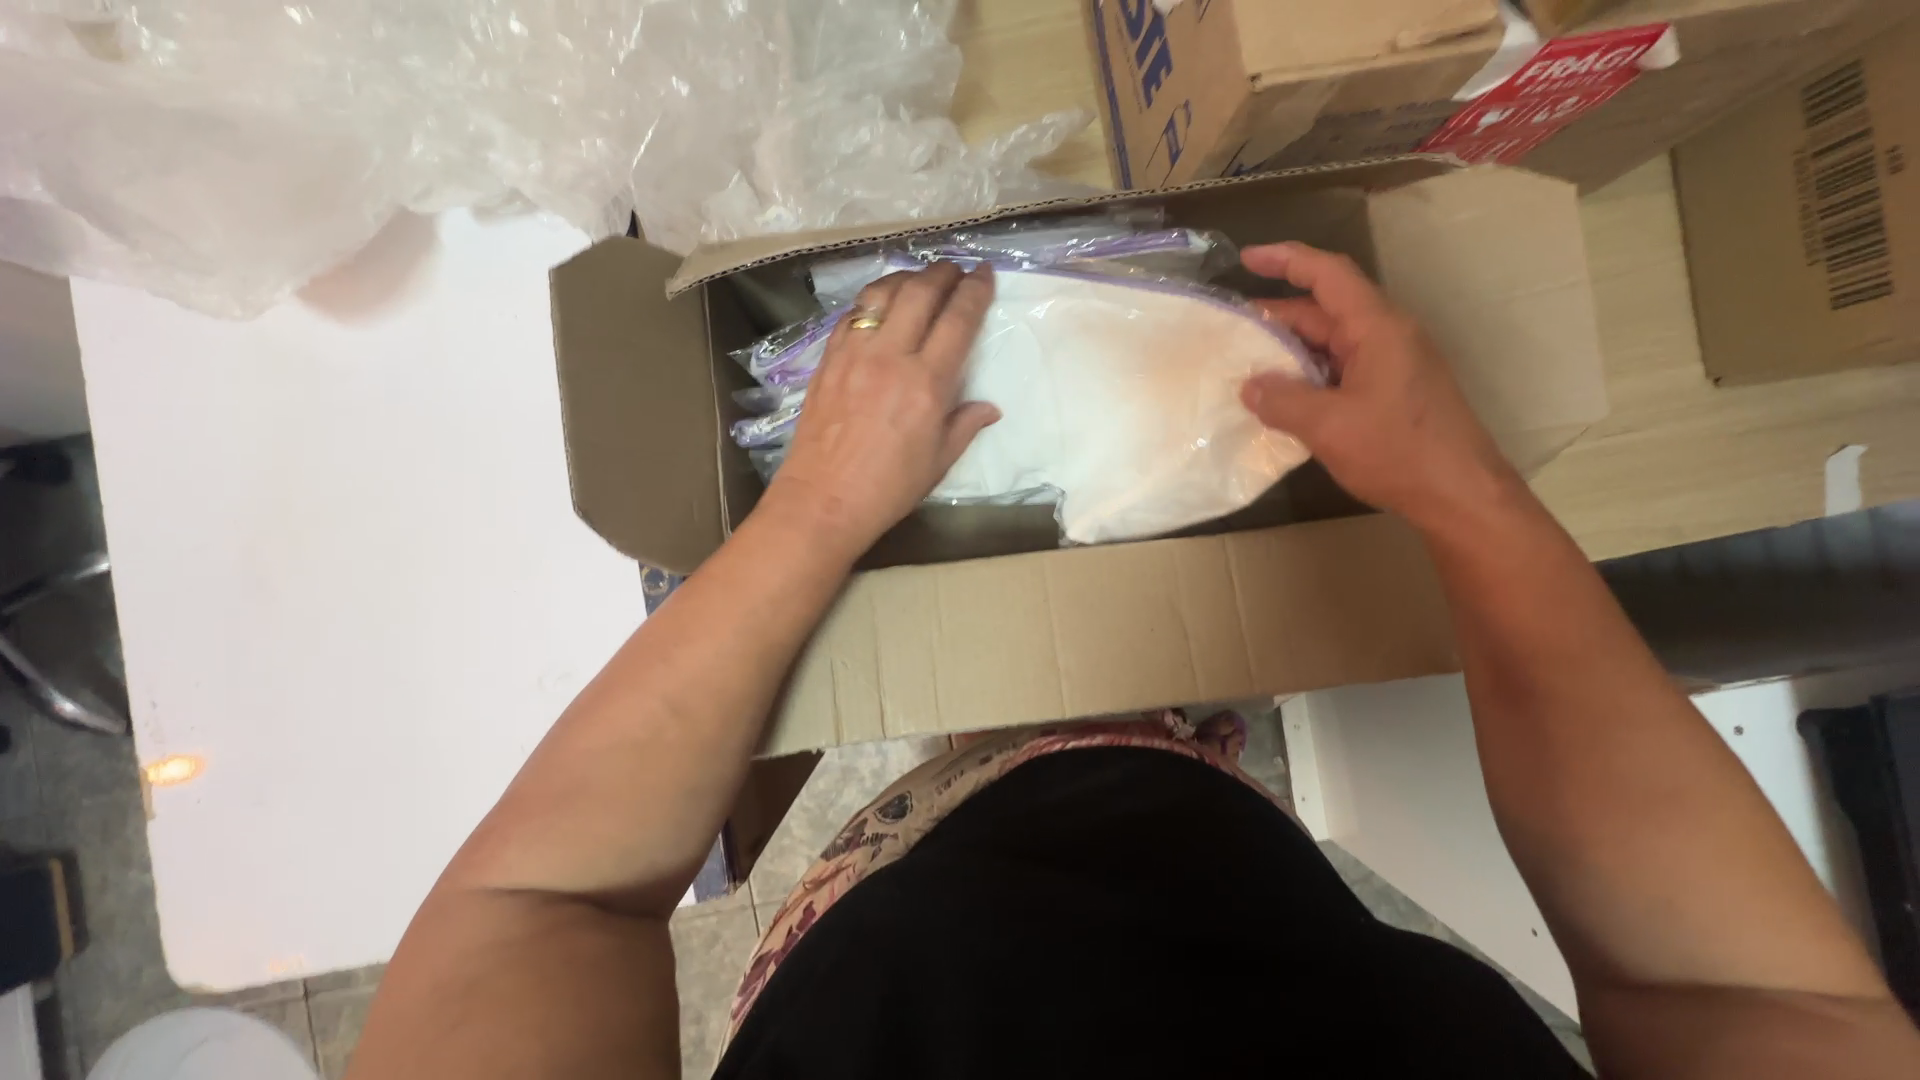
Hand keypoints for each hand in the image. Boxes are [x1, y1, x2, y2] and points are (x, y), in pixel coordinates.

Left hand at [758, 261, 1000, 559]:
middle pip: (920, 293)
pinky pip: (852, 315)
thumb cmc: (889, 488)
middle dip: (943, 273)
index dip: (976, 290)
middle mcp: (891, 356)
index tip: (985, 273)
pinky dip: (871, 302)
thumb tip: (989, 407)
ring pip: (882, 294)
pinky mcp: (828, 359)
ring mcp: (854, 353)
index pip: (958, 319)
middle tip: (956, 270)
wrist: (824, 499)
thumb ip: (965, 424)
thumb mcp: (939, 461)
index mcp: (927, 383)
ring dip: (906, 277)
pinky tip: (880, 306)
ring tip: (920, 277)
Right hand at [1238, 243, 1522, 530]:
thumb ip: (1283, 401)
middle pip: (1326, 310)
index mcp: (1377, 328)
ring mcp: (1392, 365)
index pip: (1329, 275)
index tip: (1246, 258)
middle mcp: (1387, 337)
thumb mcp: (1329, 426)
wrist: (1460, 495)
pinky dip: (1308, 374)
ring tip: (1248, 364)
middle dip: (1278, 315)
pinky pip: (1341, 369)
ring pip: (1332, 343)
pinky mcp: (1392, 392)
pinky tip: (1283, 397)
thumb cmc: (1398, 451)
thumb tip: (1250, 386)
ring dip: (1290, 349)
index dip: (1287, 260)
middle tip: (1232, 328)